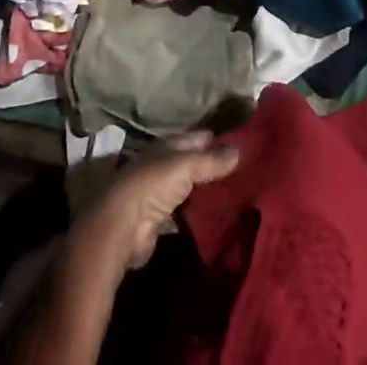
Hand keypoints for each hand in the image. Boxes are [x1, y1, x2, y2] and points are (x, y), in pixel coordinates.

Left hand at [66, 132, 240, 280]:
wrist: (118, 230)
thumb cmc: (151, 186)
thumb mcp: (186, 166)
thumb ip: (212, 160)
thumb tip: (241, 151)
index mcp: (167, 147)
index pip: (198, 137)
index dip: (219, 139)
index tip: (246, 143)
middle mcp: (163, 166)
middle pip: (195, 161)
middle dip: (217, 163)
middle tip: (247, 167)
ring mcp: (161, 193)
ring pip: (193, 186)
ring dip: (210, 188)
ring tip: (240, 188)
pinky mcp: (161, 219)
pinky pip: (188, 209)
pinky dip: (202, 209)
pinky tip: (222, 210)